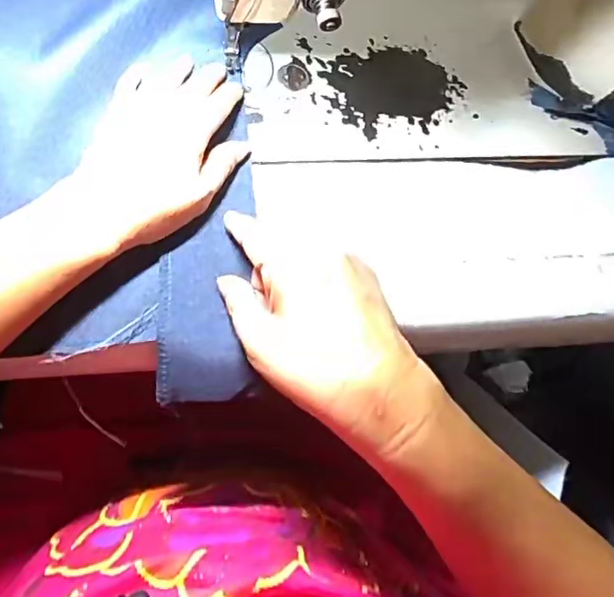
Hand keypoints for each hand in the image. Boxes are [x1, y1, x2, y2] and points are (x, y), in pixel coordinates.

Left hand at [63, 57, 249, 252]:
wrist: (100, 209)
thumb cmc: (153, 208)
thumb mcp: (198, 196)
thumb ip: (221, 167)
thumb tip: (241, 147)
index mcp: (194, 130)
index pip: (219, 104)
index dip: (230, 94)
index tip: (236, 89)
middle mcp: (169, 111)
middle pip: (195, 86)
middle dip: (210, 76)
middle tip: (218, 71)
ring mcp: (140, 108)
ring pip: (164, 79)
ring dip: (178, 69)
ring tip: (186, 62)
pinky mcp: (116, 112)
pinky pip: (128, 84)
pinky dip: (137, 74)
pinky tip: (143, 69)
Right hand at [216, 213, 442, 459]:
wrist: (385, 391)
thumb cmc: (317, 369)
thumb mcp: (261, 344)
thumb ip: (238, 304)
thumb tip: (228, 281)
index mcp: (290, 260)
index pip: (256, 233)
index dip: (239, 226)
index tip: (230, 220)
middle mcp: (320, 249)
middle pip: (282, 240)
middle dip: (268, 258)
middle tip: (264, 298)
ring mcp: (347, 259)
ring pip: (307, 250)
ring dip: (294, 265)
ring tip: (294, 308)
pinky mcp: (366, 275)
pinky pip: (328, 261)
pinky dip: (316, 271)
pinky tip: (319, 305)